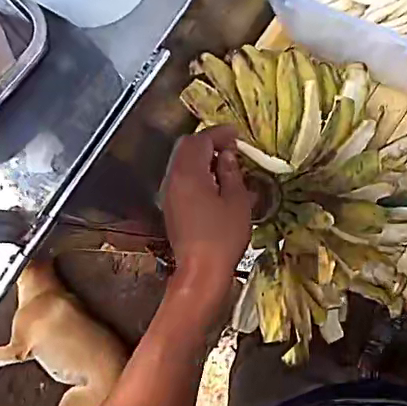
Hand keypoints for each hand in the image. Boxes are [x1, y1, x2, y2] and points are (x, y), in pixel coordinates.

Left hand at [162, 126, 252, 301]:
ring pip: (182, 163)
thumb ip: (231, 173)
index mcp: (189, 173)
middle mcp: (173, 179)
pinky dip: (198, 173)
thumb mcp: (237, 201)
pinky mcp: (171, 208)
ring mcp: (169, 194)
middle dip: (208, 142)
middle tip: (231, 147)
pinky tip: (215, 185)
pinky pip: (182, 179)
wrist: (201, 271)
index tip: (237, 135)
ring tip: (226, 165)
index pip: (200, 140)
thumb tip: (227, 156)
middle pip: (186, 148)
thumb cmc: (223, 237)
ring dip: (203, 158)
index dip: (219, 134)